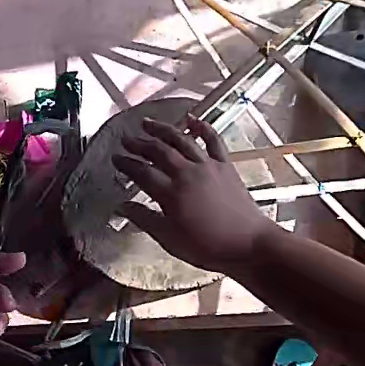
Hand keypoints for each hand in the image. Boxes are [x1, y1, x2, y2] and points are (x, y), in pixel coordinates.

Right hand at [114, 116, 274, 271]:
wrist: (248, 243)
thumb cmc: (207, 246)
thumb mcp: (170, 239)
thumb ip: (144, 219)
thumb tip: (121, 207)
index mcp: (171, 193)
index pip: (142, 173)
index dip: (126, 164)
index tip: (116, 159)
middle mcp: (187, 173)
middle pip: (158, 152)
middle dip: (139, 144)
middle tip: (126, 139)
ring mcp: (208, 166)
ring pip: (181, 140)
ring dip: (163, 129)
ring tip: (148, 123)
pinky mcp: (225, 165)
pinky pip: (213, 140)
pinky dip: (202, 127)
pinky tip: (192, 118)